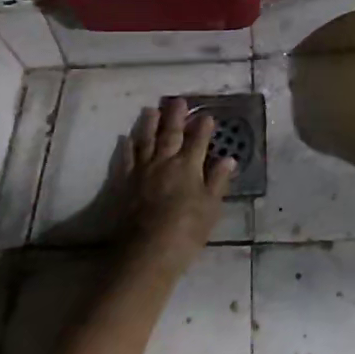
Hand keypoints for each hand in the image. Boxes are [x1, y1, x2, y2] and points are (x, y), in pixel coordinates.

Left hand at [124, 97, 234, 270]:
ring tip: (152, 109)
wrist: (147, 252)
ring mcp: (143, 171)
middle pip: (171, 134)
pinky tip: (128, 138)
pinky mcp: (126, 183)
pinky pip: (127, 159)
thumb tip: (228, 158)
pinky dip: (128, 147)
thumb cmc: (186, 232)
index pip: (198, 141)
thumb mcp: (211, 208)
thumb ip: (218, 181)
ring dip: (150, 124)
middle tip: (178, 100)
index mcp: (189, 166)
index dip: (203, 128)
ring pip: (147, 140)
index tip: (207, 115)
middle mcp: (165, 162)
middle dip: (176, 116)